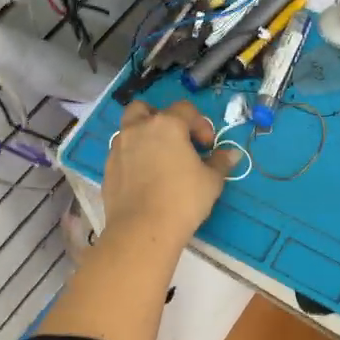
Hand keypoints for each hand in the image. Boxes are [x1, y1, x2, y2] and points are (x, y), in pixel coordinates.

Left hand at [104, 100, 239, 246]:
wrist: (143, 229)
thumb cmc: (183, 199)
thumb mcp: (211, 181)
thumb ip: (220, 163)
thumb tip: (231, 154)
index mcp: (166, 125)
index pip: (186, 110)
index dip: (201, 125)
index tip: (208, 147)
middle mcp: (138, 129)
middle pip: (145, 109)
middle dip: (161, 119)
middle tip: (175, 141)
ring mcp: (118, 148)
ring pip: (129, 130)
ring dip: (144, 137)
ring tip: (158, 160)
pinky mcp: (108, 169)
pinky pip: (121, 154)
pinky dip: (132, 158)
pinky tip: (144, 179)